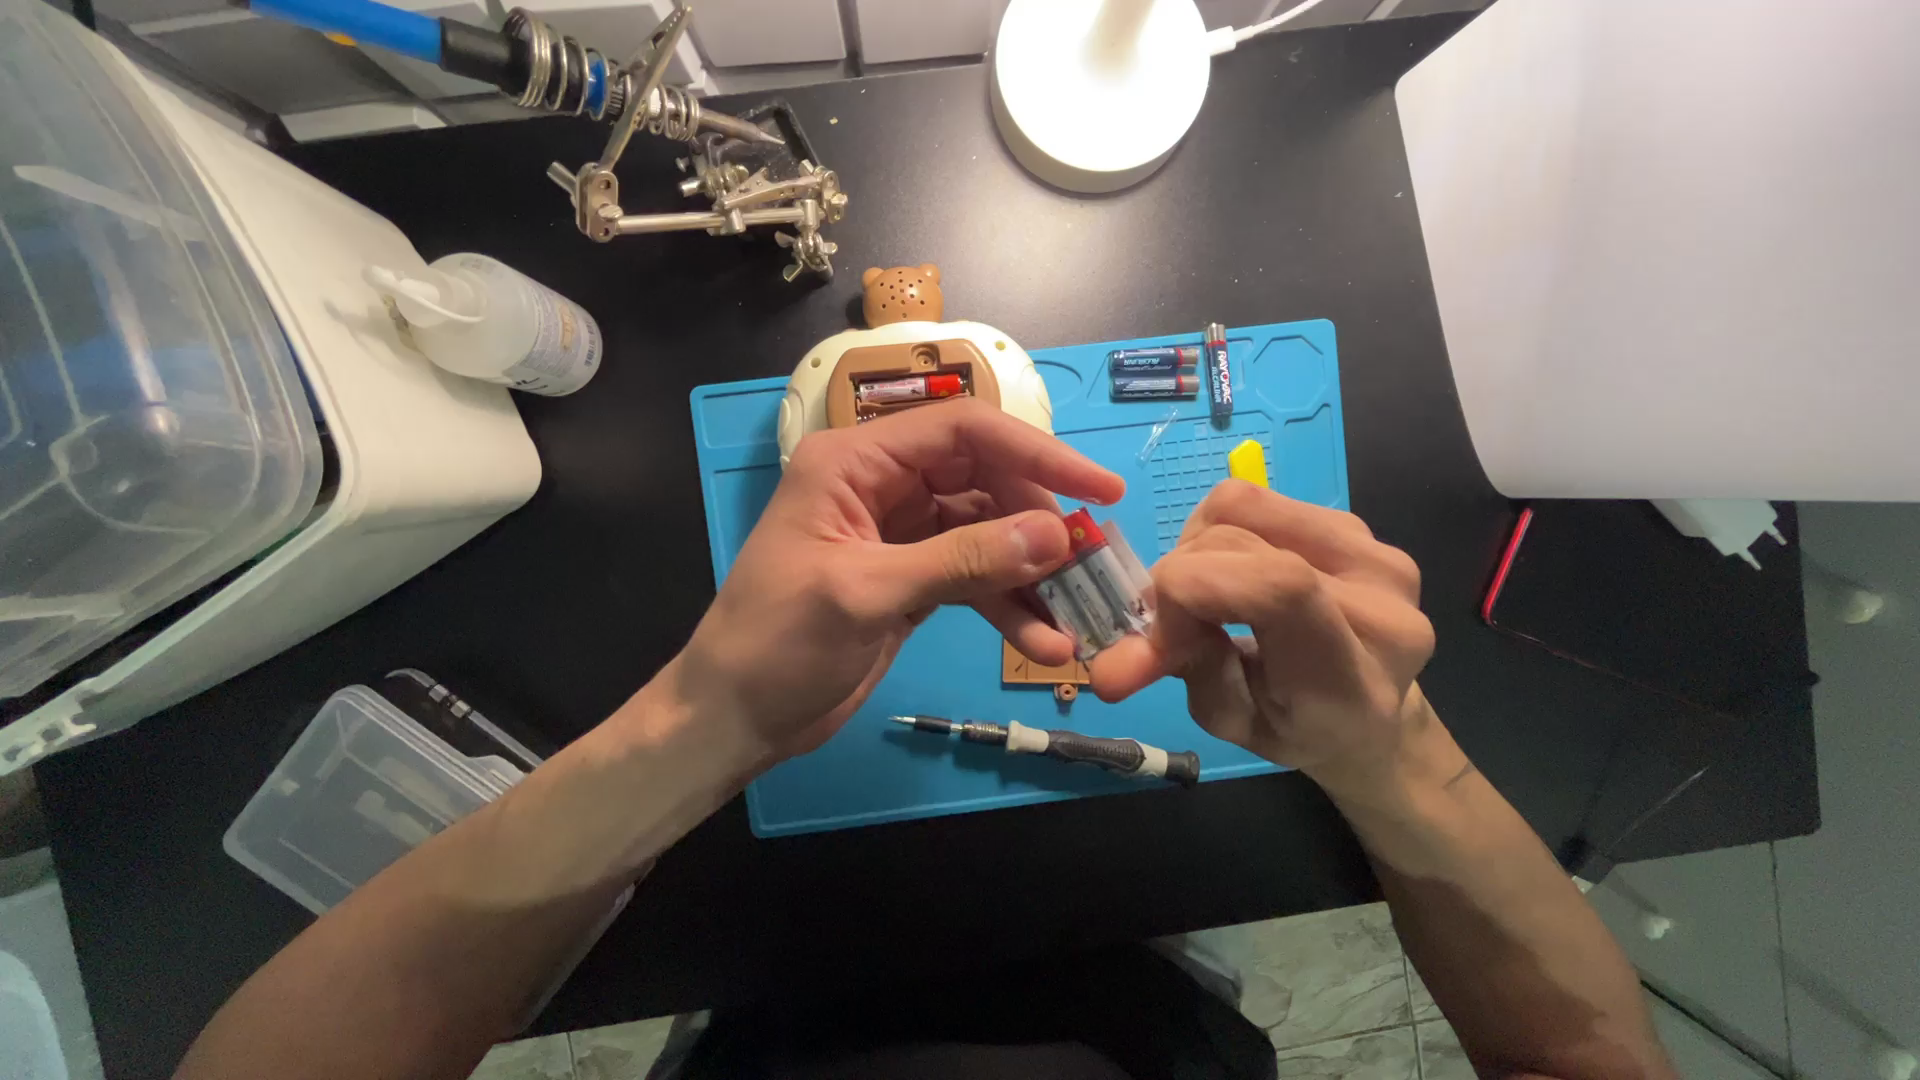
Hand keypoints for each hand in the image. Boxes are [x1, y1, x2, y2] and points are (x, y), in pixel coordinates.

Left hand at [669, 399, 1124, 759]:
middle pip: (983, 481)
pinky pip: (975, 580)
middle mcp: (883, 487)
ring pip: (987, 535)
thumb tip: (1055, 534)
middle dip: (1039, 521)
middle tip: (1091, 562)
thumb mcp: (867, 594)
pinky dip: (1009, 607)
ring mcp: (901, 536)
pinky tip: (1044, 643)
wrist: (735, 717)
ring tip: (1077, 617)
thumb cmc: (776, 643)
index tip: (1098, 488)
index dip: (1035, 452)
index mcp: (856, 463)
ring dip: (1032, 576)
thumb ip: (962, 560)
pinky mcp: (913, 582)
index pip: (962, 431)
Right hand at [1090, 480, 1436, 793]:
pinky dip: (1222, 531)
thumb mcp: (1230, 719)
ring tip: (1207, 591)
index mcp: (1349, 677)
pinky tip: (1236, 569)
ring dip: (1198, 545)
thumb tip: (1103, 667)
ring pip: (1243, 504)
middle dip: (1178, 575)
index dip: (1192, 587)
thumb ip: (1179, 675)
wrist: (1372, 712)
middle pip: (1241, 541)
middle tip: (1168, 620)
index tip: (1156, 629)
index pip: (1278, 588)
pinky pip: (1259, 500)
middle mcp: (1379, 603)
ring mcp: (1376, 553)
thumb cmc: (1295, 727)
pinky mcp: (1359, 525)